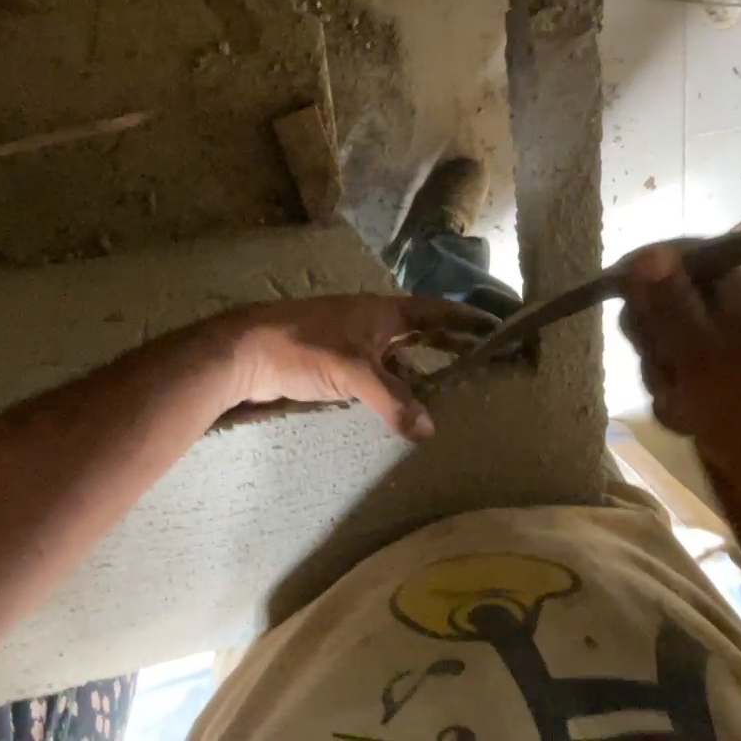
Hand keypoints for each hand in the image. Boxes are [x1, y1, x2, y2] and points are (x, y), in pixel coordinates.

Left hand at [222, 295, 497, 441]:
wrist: (244, 351)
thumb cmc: (303, 349)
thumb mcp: (353, 372)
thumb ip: (392, 399)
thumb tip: (428, 430)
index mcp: (381, 312)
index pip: (435, 310)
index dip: (465, 317)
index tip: (497, 325)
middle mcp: (371, 322)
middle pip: (420, 331)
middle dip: (449, 343)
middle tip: (482, 359)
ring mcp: (351, 341)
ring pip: (396, 354)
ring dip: (420, 368)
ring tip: (449, 389)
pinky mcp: (332, 361)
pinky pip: (376, 372)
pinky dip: (393, 385)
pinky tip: (400, 404)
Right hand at [619, 245, 740, 514]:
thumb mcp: (703, 356)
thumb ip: (671, 305)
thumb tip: (646, 253)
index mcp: (733, 297)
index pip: (680, 257)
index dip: (645, 269)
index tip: (617, 291)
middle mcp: (726, 318)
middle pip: (661, 304)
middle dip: (650, 337)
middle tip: (663, 361)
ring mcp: (722, 355)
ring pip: (663, 347)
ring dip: (661, 376)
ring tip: (684, 403)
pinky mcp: (717, 388)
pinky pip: (675, 381)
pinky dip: (675, 401)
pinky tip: (689, 422)